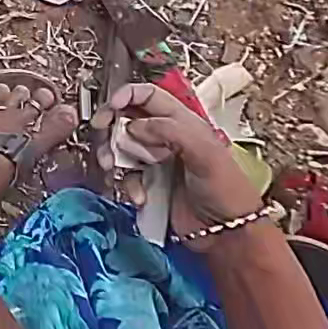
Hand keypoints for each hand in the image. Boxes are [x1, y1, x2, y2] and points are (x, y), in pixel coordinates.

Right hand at [92, 82, 264, 243]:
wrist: (226, 234)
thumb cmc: (226, 189)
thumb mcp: (205, 153)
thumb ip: (170, 131)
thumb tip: (133, 126)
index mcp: (181, 122)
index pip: (149, 96)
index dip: (128, 94)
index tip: (112, 105)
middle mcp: (164, 137)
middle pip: (127, 119)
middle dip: (110, 123)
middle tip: (101, 130)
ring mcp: (154, 160)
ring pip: (120, 146)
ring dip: (110, 153)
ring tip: (111, 165)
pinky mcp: (147, 183)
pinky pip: (126, 176)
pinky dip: (126, 183)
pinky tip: (139, 195)